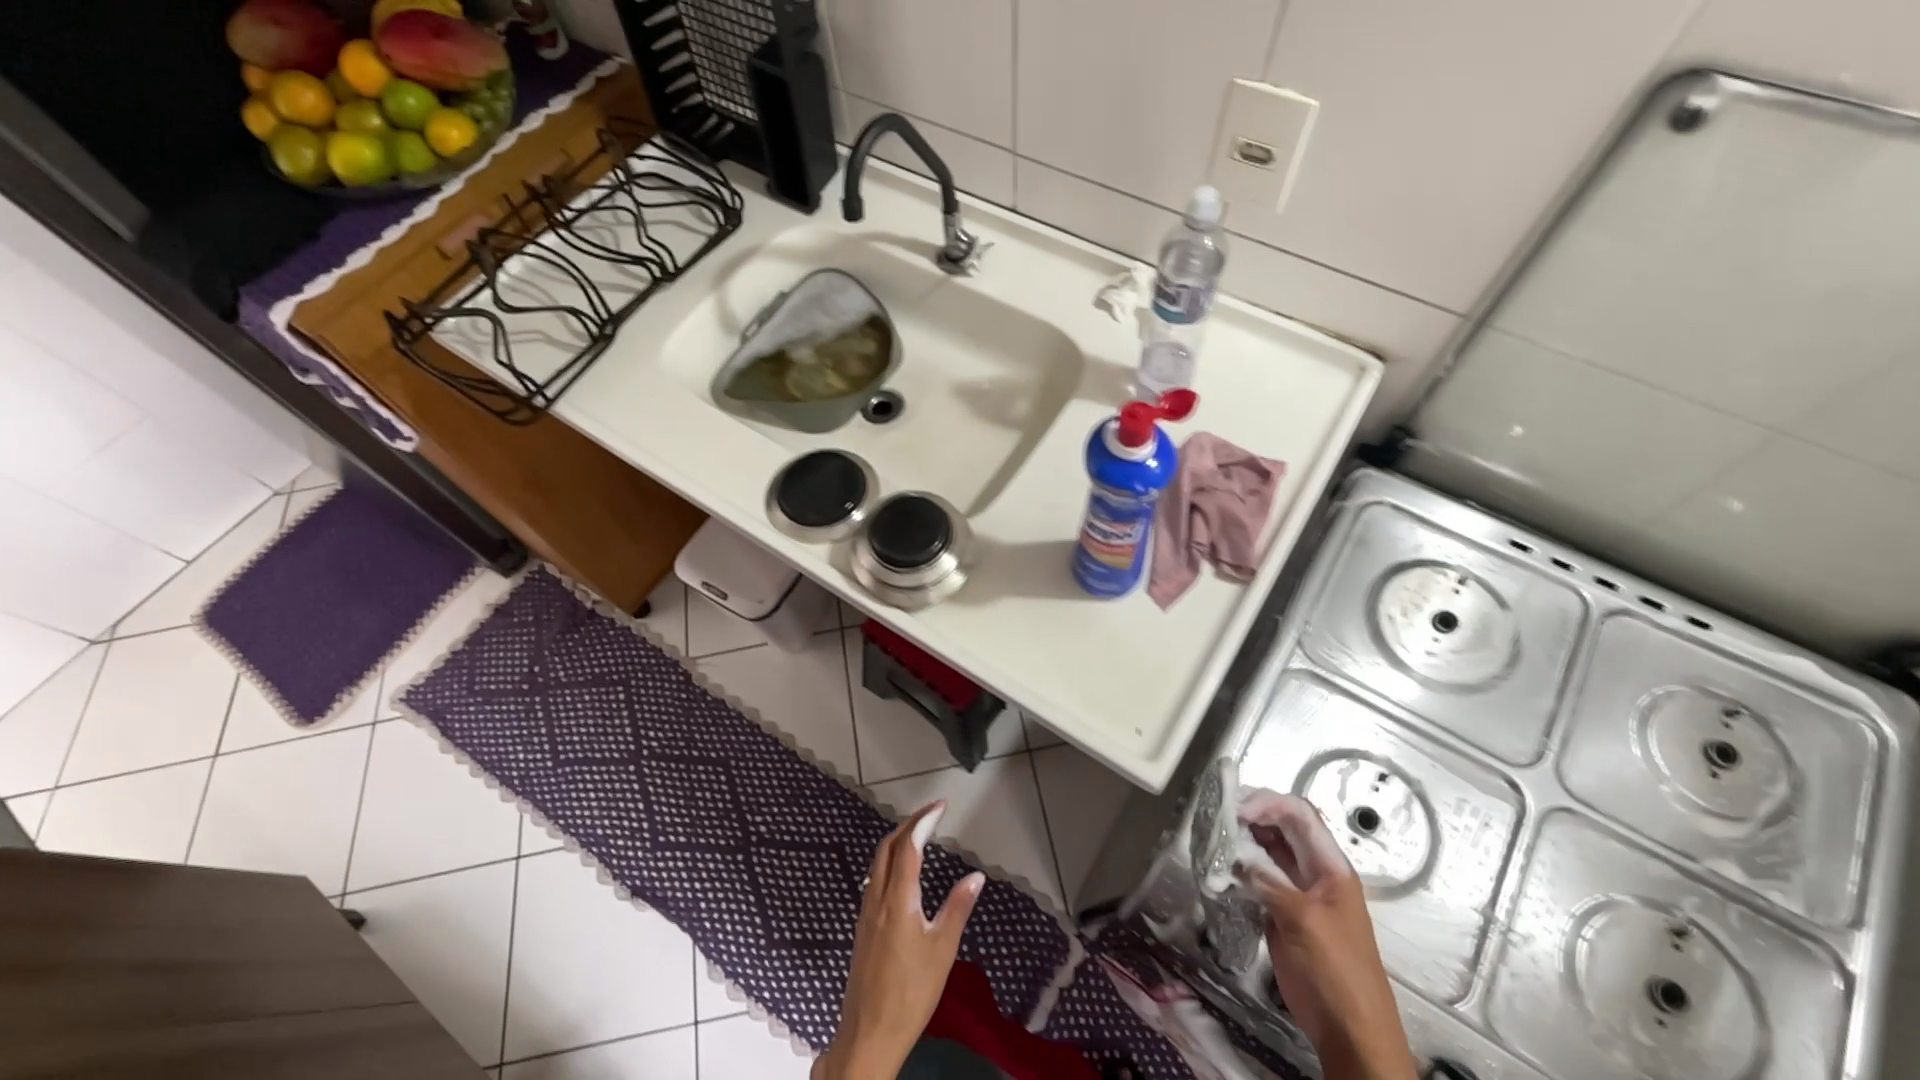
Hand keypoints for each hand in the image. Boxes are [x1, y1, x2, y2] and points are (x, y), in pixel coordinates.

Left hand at [814, 801, 984, 1079]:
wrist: (869, 1031)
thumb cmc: (912, 992)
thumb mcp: (943, 950)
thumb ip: (957, 908)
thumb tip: (975, 876)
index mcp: (897, 900)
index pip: (908, 846)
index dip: (923, 821)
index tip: (941, 805)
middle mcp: (876, 899)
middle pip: (887, 848)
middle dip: (908, 823)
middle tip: (931, 813)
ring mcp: (865, 913)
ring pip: (877, 863)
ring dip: (896, 841)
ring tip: (919, 833)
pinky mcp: (862, 928)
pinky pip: (874, 880)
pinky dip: (889, 862)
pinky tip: (902, 872)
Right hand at [1234, 791, 1416, 1079]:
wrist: (1349, 1028)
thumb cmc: (1337, 971)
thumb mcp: (1304, 921)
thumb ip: (1270, 884)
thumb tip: (1235, 860)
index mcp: (1331, 867)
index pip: (1300, 815)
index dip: (1268, 803)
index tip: (1236, 811)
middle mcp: (1314, 873)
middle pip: (1282, 829)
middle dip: (1251, 818)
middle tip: (1216, 820)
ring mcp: (1297, 894)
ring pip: (1267, 854)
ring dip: (1241, 844)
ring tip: (1212, 841)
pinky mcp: (1280, 915)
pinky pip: (1258, 881)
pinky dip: (1238, 872)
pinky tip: (1218, 871)